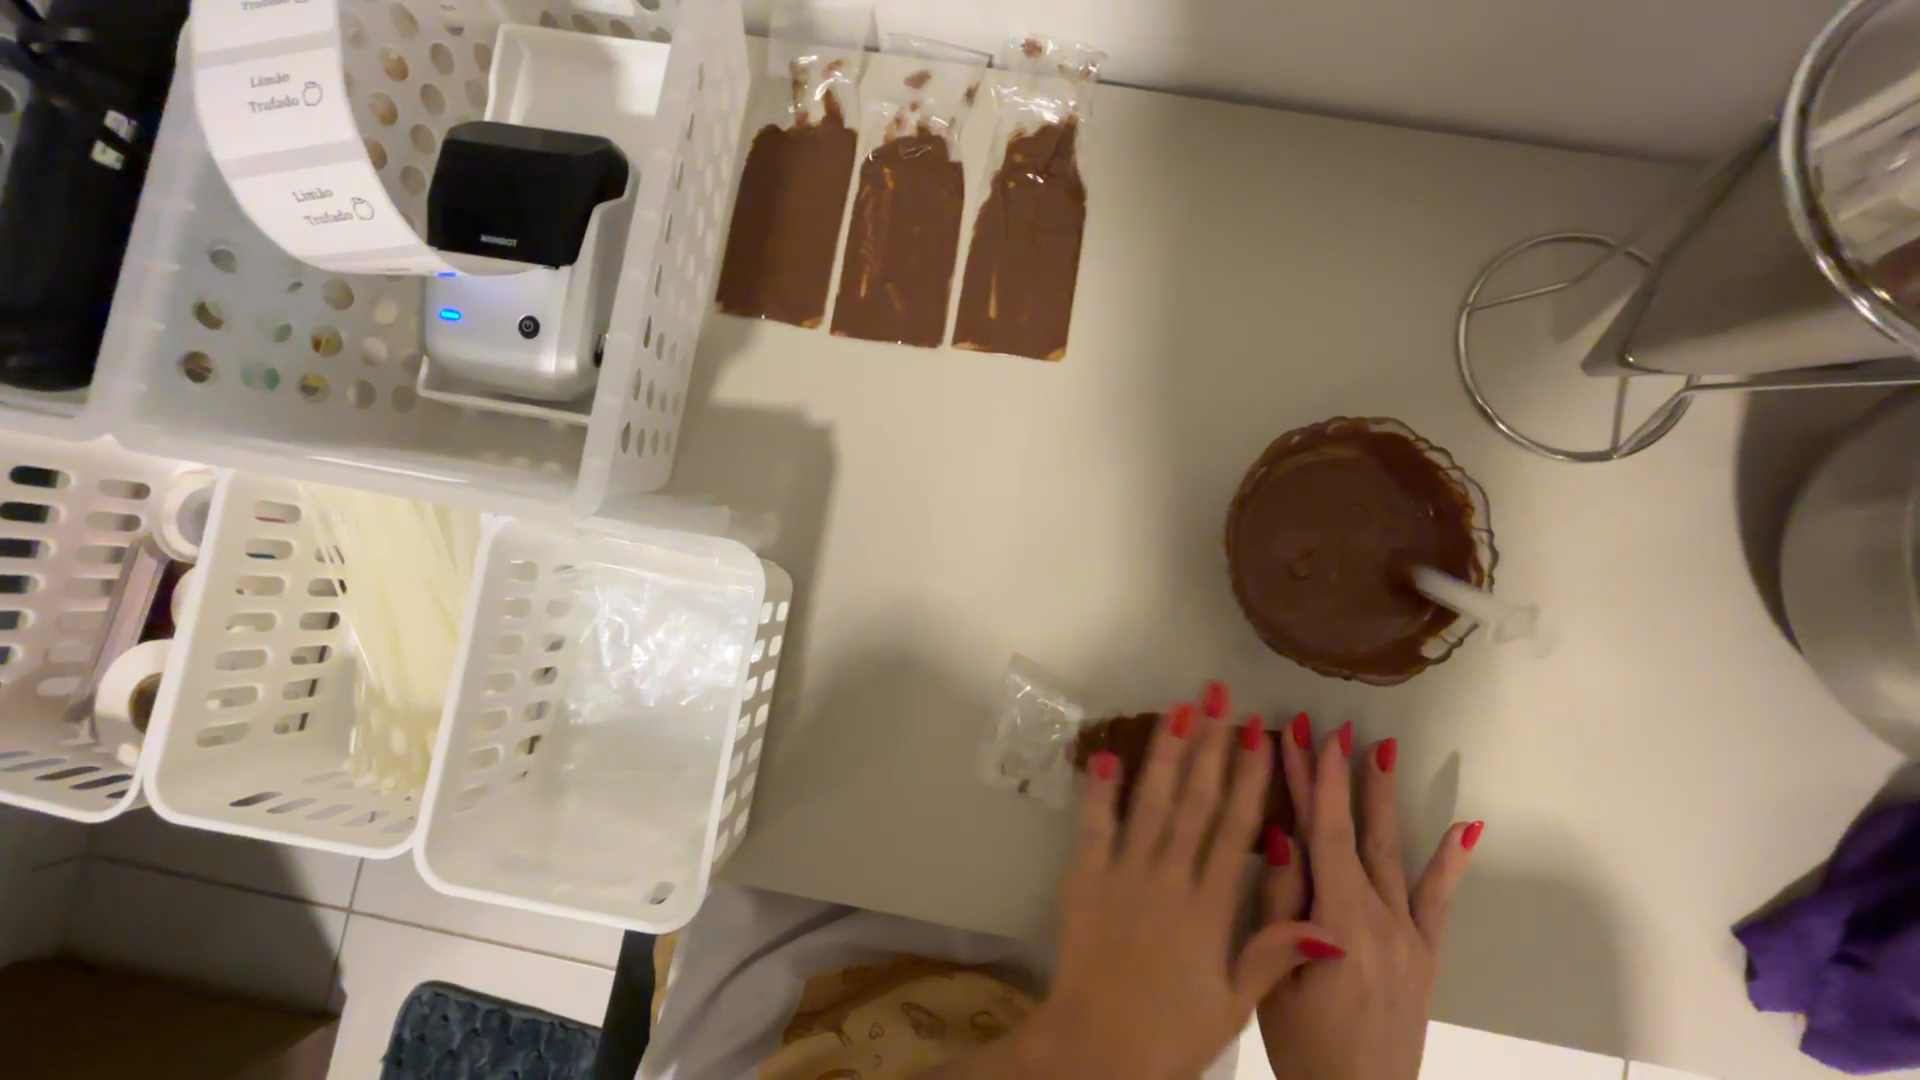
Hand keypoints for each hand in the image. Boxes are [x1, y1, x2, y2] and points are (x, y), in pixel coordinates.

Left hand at [1032, 686, 1344, 1079]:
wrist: (1097, 1049)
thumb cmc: (1171, 1032)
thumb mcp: (1234, 1002)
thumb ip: (1274, 953)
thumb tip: (1331, 924)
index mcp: (1212, 905)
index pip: (1237, 827)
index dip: (1251, 777)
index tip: (1260, 734)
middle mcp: (1170, 877)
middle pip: (1195, 800)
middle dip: (1210, 744)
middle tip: (1219, 696)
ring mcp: (1124, 874)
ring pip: (1151, 802)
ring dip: (1166, 753)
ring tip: (1178, 709)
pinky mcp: (1085, 880)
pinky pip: (1094, 828)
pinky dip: (1100, 792)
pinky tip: (1107, 756)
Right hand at [1256, 715, 1480, 1079]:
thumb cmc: (1302, 1045)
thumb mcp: (1272, 976)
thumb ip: (1282, 904)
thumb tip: (1282, 834)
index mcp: (1340, 923)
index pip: (1323, 835)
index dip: (1314, 781)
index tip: (1308, 734)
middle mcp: (1382, 920)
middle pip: (1354, 833)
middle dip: (1337, 777)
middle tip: (1329, 727)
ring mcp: (1411, 936)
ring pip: (1394, 852)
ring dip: (1383, 798)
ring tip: (1382, 750)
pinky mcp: (1427, 953)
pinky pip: (1440, 900)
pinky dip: (1452, 861)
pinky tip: (1468, 826)